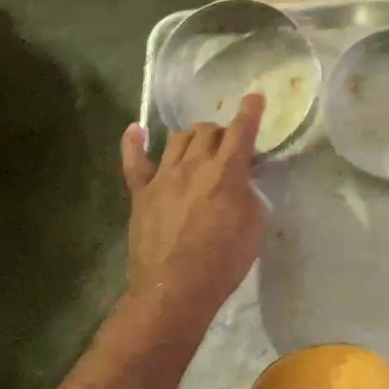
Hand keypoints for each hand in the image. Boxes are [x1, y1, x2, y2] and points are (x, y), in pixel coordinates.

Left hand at [119, 93, 267, 326]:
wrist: (174, 290)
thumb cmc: (222, 263)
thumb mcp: (253, 229)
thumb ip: (248, 197)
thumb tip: (239, 184)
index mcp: (226, 174)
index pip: (241, 132)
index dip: (250, 112)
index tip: (255, 97)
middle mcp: (193, 166)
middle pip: (207, 130)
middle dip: (221, 130)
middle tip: (228, 145)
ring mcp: (163, 177)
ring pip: (178, 139)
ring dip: (193, 136)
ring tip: (200, 144)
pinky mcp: (141, 193)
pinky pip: (134, 160)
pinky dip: (134, 142)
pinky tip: (136, 130)